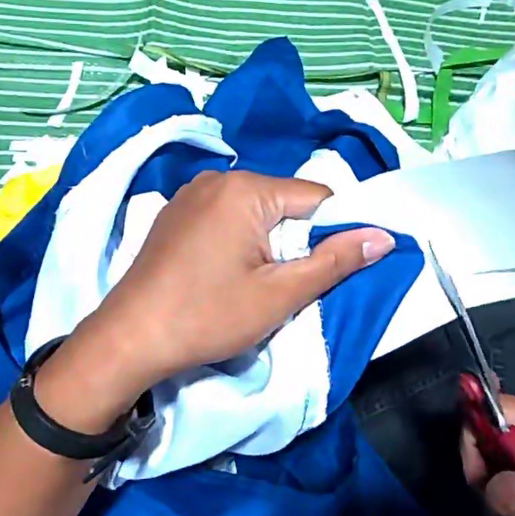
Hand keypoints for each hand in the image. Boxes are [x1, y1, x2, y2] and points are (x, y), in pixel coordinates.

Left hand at [47, 170, 394, 419]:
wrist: (130, 337)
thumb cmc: (208, 315)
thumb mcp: (280, 295)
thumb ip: (335, 261)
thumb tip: (384, 236)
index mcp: (246, 189)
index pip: (317, 196)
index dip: (335, 230)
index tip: (333, 268)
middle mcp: (218, 178)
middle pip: (285, 202)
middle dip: (298, 239)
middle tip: (289, 284)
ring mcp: (192, 193)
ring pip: (256, 211)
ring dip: (269, 242)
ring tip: (258, 282)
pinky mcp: (176, 212)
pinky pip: (226, 215)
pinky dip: (240, 239)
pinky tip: (226, 273)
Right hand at [461, 395, 514, 515]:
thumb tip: (490, 483)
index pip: (498, 406)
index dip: (478, 437)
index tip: (478, 481)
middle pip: (494, 422)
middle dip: (483, 461)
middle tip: (493, 505)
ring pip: (497, 444)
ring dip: (492, 479)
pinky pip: (509, 460)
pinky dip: (502, 485)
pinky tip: (513, 513)